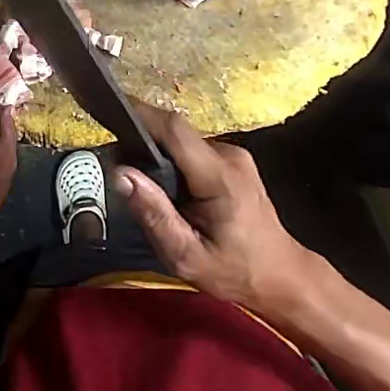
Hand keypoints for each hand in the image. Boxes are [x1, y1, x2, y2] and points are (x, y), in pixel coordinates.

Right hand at [114, 102, 316, 315]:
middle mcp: (229, 156)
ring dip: (154, 152)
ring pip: (180, 140)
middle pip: (174, 132)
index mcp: (220, 177)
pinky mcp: (230, 159)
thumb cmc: (235, 272)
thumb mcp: (187, 255)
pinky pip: (189, 149)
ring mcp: (233, 155)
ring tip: (135, 178)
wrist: (283, 277)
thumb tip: (120, 174)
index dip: (139, 115)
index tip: (106, 114)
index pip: (174, 129)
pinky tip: (161, 183)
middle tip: (114, 163)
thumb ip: (154, 214)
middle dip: (140, 140)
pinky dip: (168, 159)